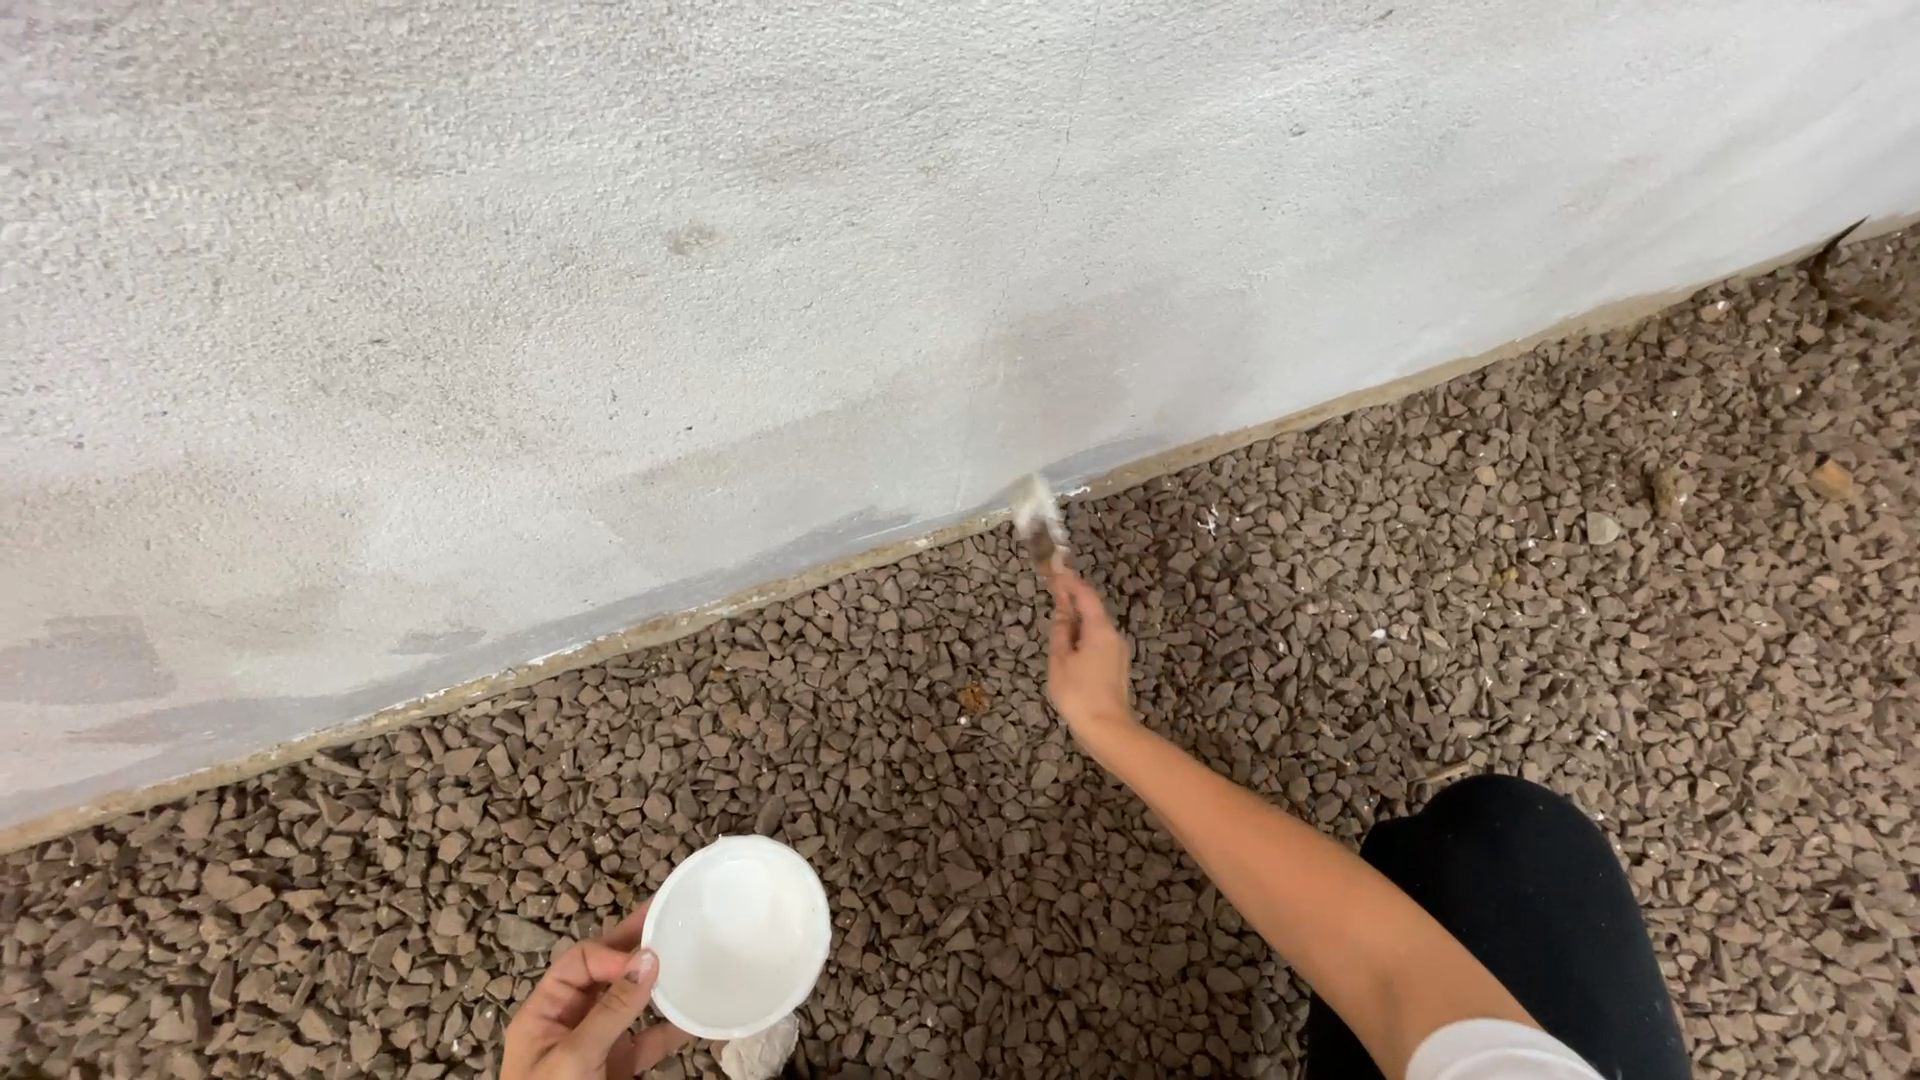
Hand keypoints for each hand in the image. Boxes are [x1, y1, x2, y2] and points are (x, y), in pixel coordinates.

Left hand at [501, 901, 690, 1079]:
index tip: (648, 960)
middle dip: (639, 945)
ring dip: (660, 983)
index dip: (613, 953)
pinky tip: (698, 1017)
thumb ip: (612, 1010)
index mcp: (544, 1014)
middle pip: (606, 972)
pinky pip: (648, 1039)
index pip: (581, 962)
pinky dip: (672, 1028)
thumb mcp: (573, 1062)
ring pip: (631, 1002)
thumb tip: (650, 956)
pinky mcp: (617, 1070)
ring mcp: (595, 1047)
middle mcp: (569, 1023)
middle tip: (675, 913)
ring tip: (692, 954)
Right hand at [1046, 567, 1137, 746]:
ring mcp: (1118, 652)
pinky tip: (1069, 648)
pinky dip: (1083, 638)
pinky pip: (1098, 643)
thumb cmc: (1079, 693)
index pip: (1086, 596)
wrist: (1107, 728)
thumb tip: (1062, 617)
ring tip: (1057, 625)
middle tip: (1054, 594)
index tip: (1057, 572)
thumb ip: (1060, 634)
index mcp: (1100, 630)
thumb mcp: (1060, 661)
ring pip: (1095, 629)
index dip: (1071, 583)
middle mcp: (1113, 636)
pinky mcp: (1116, 667)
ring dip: (1077, 622)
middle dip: (1073, 602)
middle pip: (1092, 611)